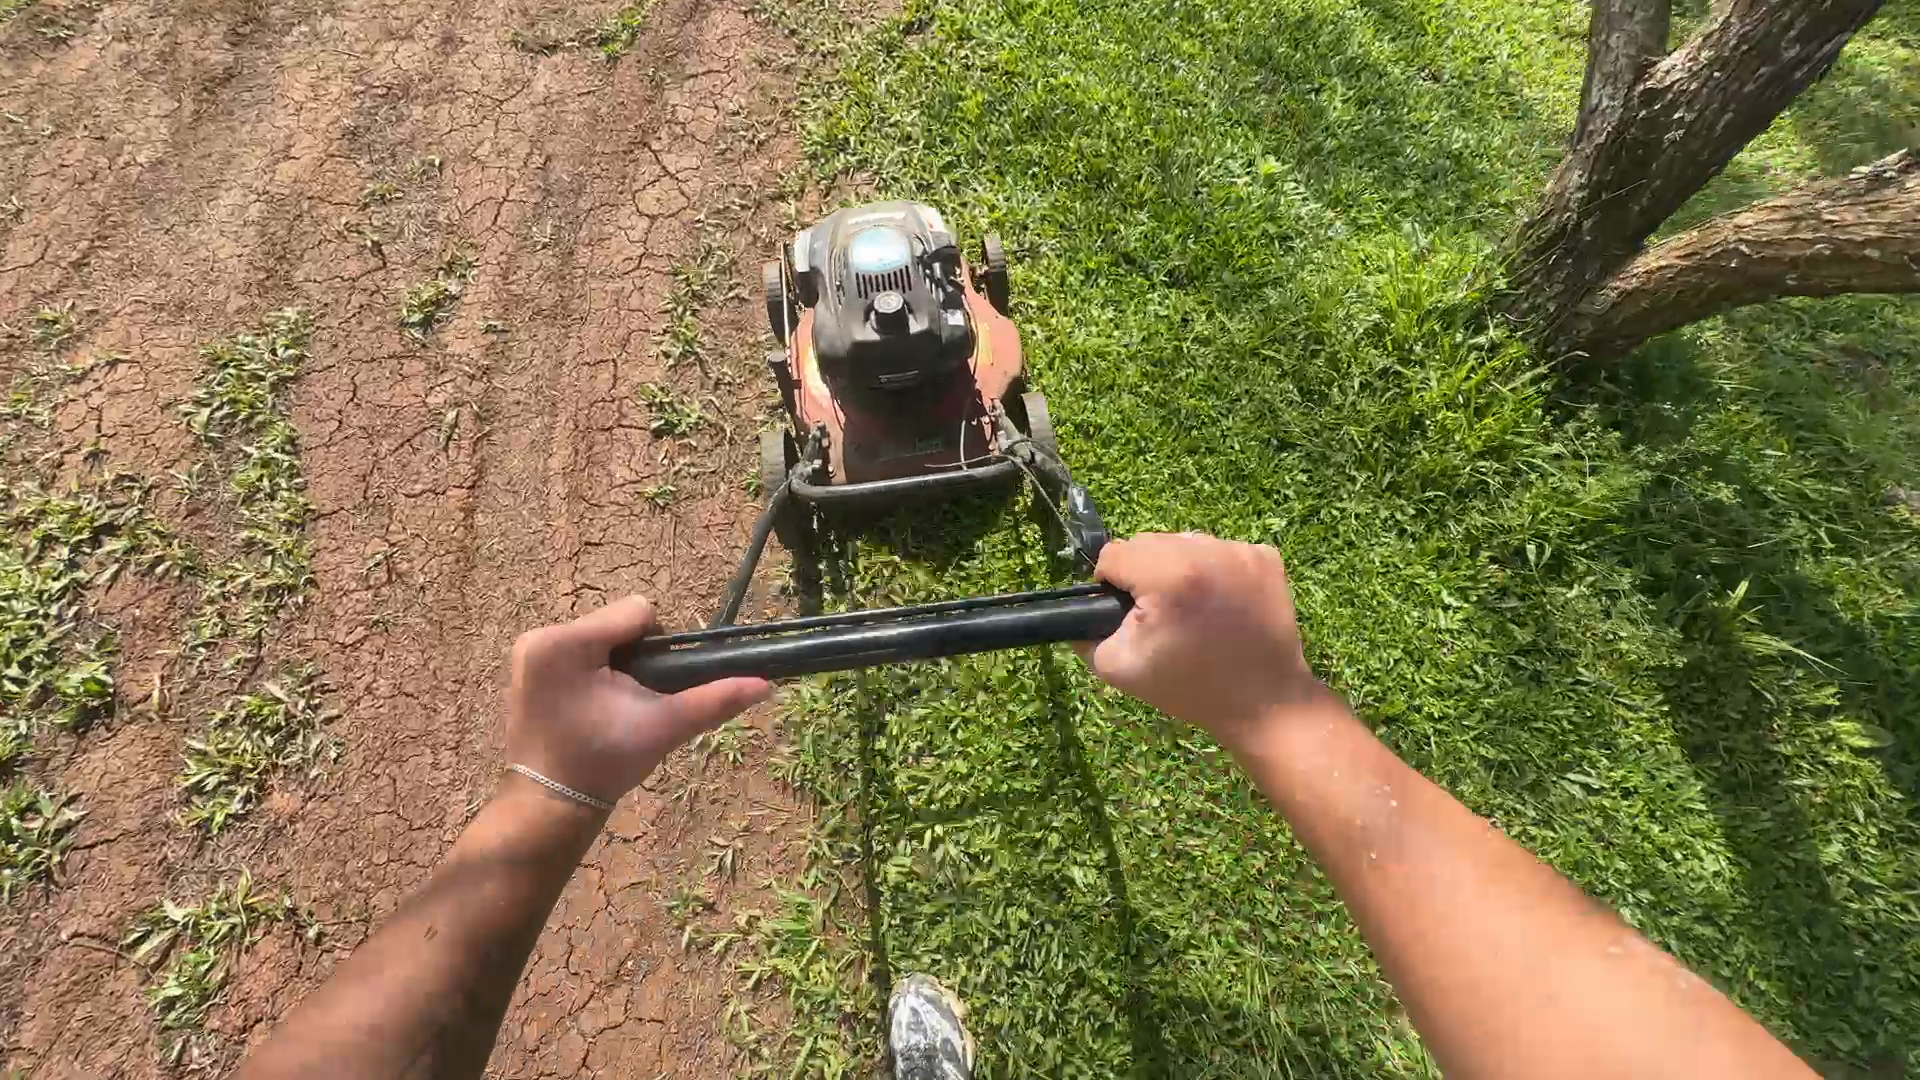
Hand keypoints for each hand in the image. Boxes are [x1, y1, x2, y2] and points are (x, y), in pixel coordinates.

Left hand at [505, 596, 770, 803]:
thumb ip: (715, 700)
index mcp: (566, 644)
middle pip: (618, 622)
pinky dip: (593, 668)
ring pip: (601, 634)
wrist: (549, 805)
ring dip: (617, 661)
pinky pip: (577, 648)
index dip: (657, 646)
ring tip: (612, 704)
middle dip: (636, 655)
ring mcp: (527, 652)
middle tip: (630, 699)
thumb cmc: (605, 762)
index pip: (638, 612)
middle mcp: (539, 637)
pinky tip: (592, 704)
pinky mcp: (525, 666)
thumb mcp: (665, 726)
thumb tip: (766, 685)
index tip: (647, 687)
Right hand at [1082, 533, 1327, 753]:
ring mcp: (1240, 551)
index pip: (1115, 554)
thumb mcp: (1119, 668)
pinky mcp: (1264, 557)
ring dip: (1175, 567)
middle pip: (1148, 542)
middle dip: (1143, 573)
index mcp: (1169, 574)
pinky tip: (1219, 603)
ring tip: (1190, 608)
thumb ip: (1085, 634)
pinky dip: (1210, 570)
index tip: (1126, 614)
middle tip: (1158, 615)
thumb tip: (1079, 610)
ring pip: (1182, 542)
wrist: (1264, 702)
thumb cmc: (1189, 687)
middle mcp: (1206, 551)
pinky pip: (1217, 550)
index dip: (1110, 584)